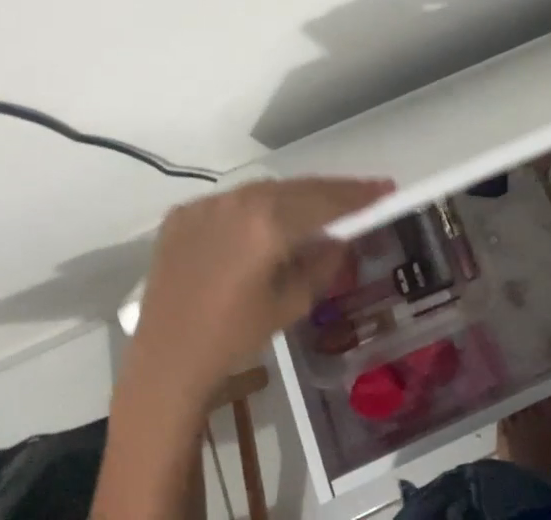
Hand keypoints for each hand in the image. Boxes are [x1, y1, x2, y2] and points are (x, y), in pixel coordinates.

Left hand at [129, 177, 392, 396]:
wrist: (166, 361)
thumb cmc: (234, 338)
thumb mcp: (292, 303)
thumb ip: (322, 262)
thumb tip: (338, 238)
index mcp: (268, 224)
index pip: (325, 200)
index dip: (358, 195)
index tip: (385, 189)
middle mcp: (237, 202)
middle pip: (296, 188)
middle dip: (328, 193)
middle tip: (358, 198)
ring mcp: (207, 205)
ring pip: (262, 191)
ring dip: (291, 198)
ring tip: (313, 211)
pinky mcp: (182, 214)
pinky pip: (230, 202)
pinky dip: (252, 209)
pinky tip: (262, 228)